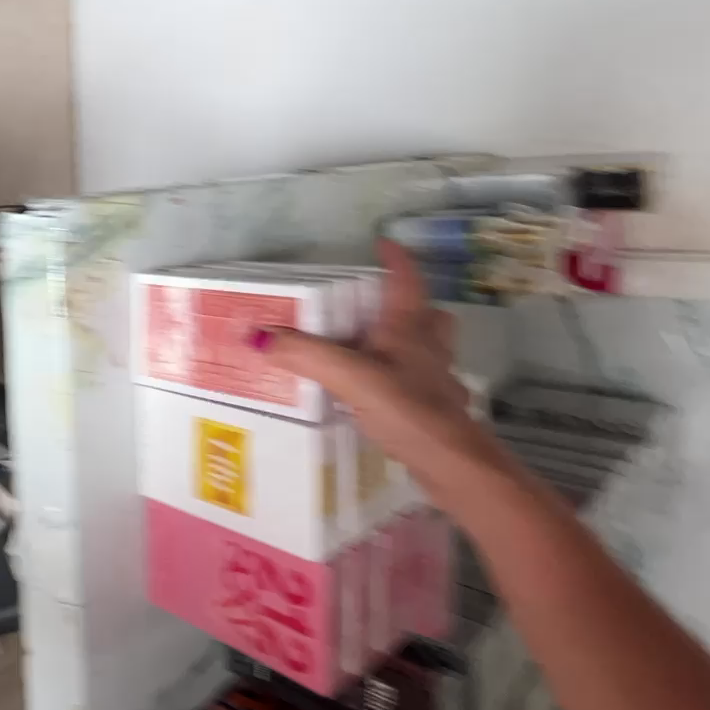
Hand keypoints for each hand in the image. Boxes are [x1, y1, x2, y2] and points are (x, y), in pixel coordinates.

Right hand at [254, 240, 519, 502]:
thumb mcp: (347, 376)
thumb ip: (302, 353)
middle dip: (411, 309)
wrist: (456, 467)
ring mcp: (437, 384)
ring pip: (428, 354)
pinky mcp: (435, 414)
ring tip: (371, 353)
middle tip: (377, 309)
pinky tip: (379, 398)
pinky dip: (401, 385)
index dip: (397, 260)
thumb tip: (253, 335)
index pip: (407, 283)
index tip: (383, 243)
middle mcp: (428, 351)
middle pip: (430, 318)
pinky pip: (418, 387)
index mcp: (409, 331)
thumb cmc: (407, 409)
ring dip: (407, 347)